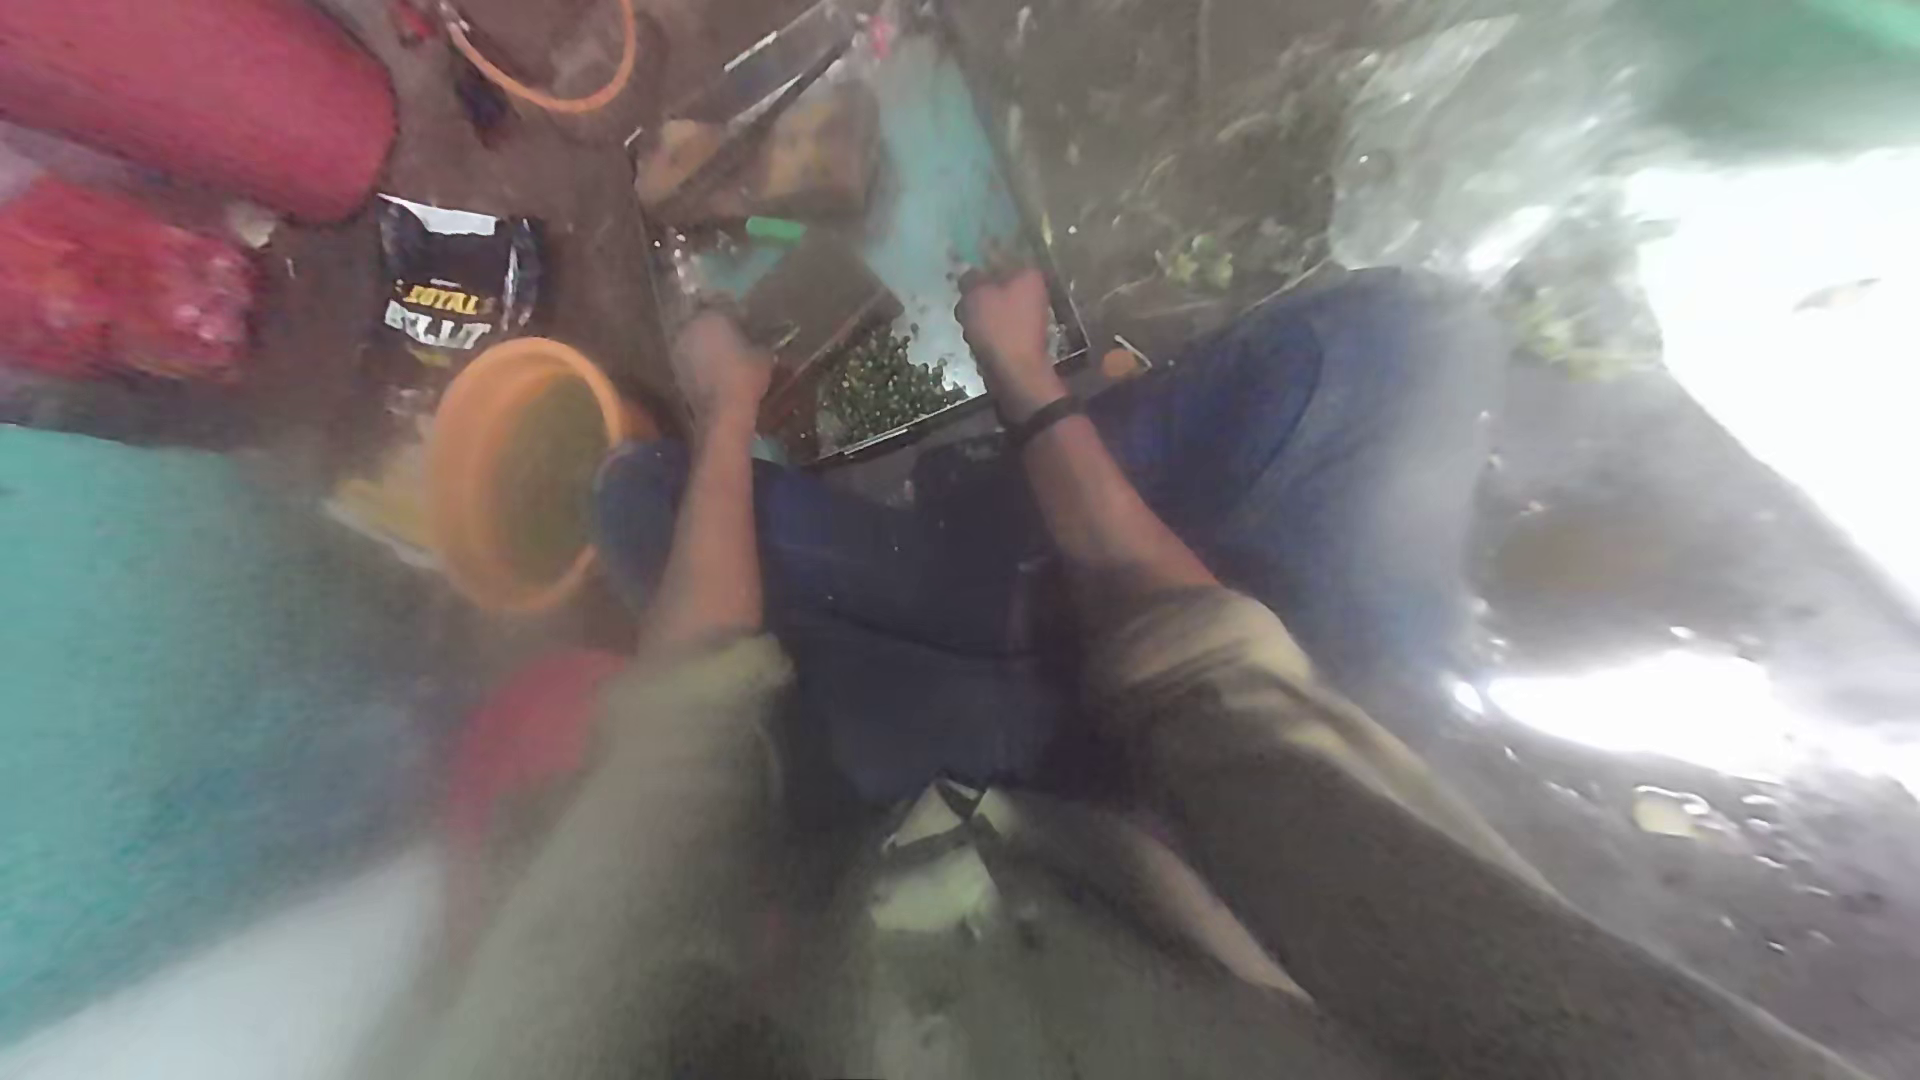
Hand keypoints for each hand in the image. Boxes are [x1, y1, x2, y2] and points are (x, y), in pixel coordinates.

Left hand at [671, 308, 773, 437]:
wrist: (722, 411)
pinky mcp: (676, 368)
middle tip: (737, 334)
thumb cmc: (745, 377)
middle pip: (705, 318)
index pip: (725, 303)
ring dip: (709, 342)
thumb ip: (760, 342)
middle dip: (720, 324)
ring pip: (695, 337)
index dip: (739, 311)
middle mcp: (689, 325)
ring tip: (726, 352)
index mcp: (711, 315)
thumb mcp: (764, 357)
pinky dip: (702, 359)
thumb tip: (760, 340)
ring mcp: (678, 347)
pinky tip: (716, 368)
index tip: (750, 318)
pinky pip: (691, 356)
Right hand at [958, 266, 1064, 423]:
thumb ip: (970, 278)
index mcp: (1028, 274)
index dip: (976, 266)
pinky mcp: (1020, 338)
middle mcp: (1033, 292)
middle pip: (993, 285)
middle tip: (965, 308)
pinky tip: (977, 343)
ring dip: (976, 317)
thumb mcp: (976, 295)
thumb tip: (969, 274)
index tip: (961, 278)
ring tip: (970, 329)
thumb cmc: (997, 329)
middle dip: (975, 297)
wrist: (1015, 373)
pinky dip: (985, 334)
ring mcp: (1028, 317)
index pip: (997, 257)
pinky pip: (996, 328)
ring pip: (992, 308)